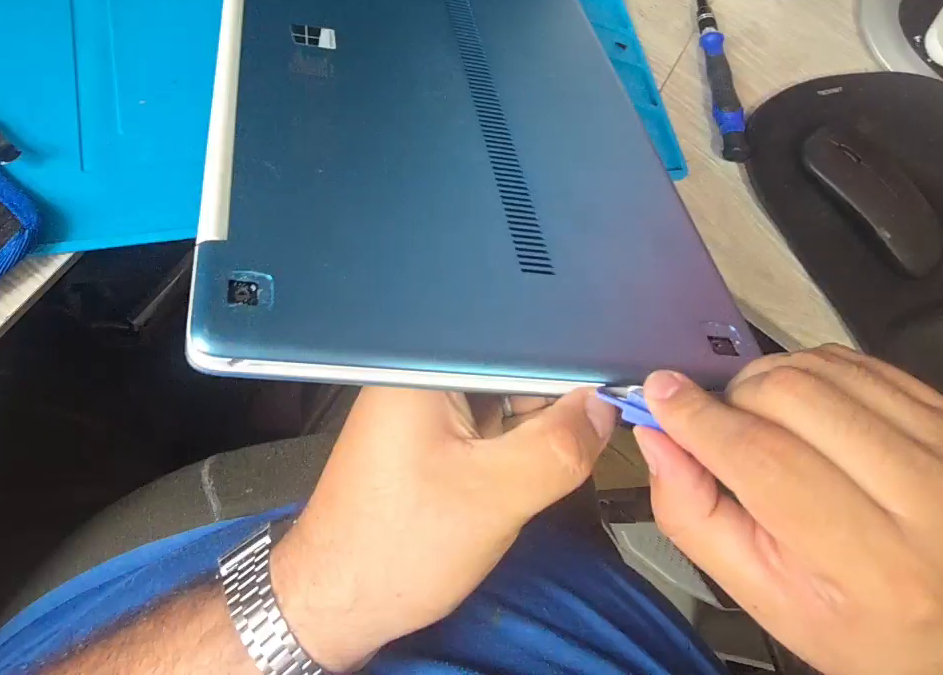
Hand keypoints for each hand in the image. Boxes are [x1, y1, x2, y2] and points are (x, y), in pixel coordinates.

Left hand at [269, 387, 617, 670]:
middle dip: (544, 404)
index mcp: (423, 366)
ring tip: (512, 473)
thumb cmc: (397, 546)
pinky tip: (496, 480)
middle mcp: (416, 372)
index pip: (510, 341)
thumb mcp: (495, 495)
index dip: (561, 366)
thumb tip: (602, 406)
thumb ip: (558, 445)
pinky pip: (479, 422)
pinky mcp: (421, 431)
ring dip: (522, 430)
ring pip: (498, 397)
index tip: (605, 393)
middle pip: (507, 367)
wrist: (337, 600)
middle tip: (563, 447)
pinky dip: (502, 447)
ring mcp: (417, 402)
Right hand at [635, 345, 942, 674]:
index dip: (699, 418)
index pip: (765, 460)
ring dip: (768, 380)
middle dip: (732, 398)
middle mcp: (934, 502)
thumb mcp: (765, 599)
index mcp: (882, 569)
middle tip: (722, 428)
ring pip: (819, 366)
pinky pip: (856, 361)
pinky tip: (809, 412)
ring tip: (766, 422)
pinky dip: (811, 372)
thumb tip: (654, 433)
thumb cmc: (867, 635)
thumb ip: (693, 516)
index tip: (657, 393)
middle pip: (789, 395)